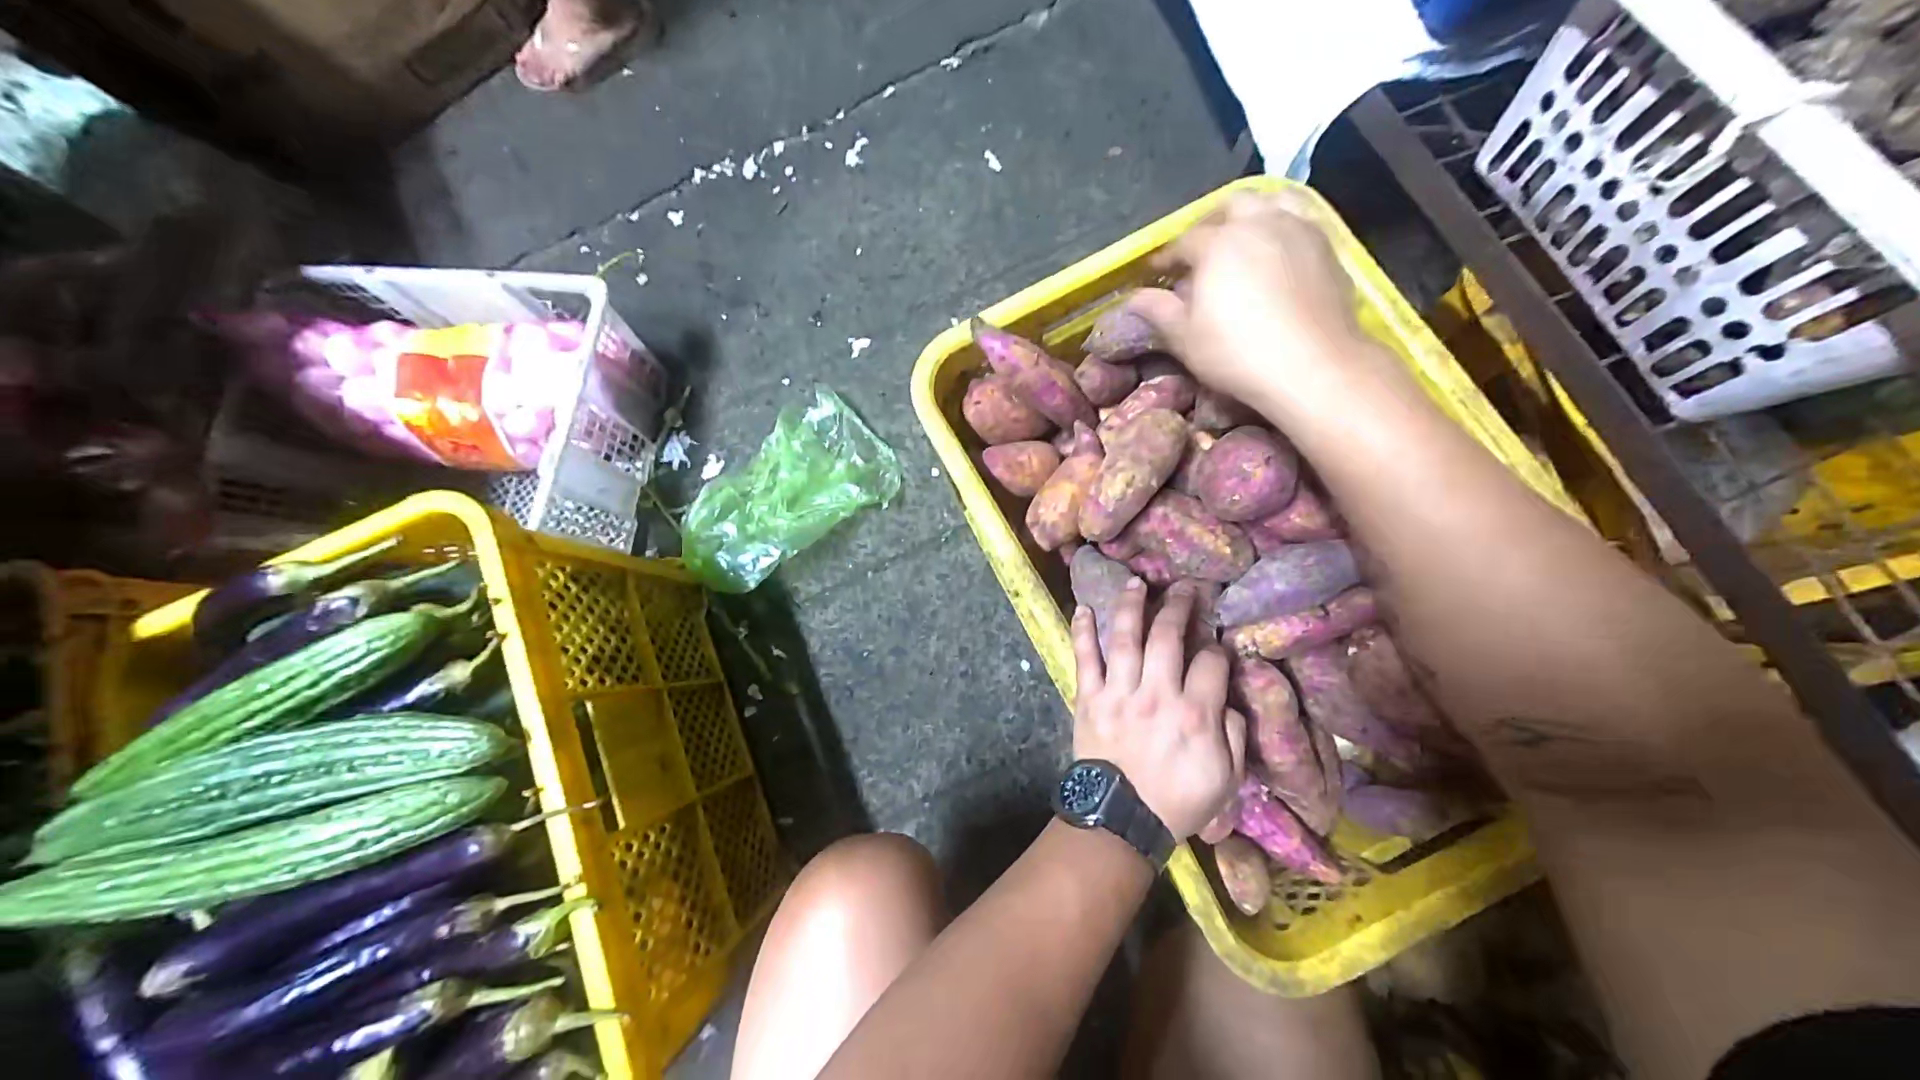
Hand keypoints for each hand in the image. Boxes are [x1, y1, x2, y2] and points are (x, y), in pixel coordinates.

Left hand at [1071, 578, 1244, 838]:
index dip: (1217, 646)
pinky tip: (1083, 608)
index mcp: (1196, 713)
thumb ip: (1234, 735)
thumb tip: (1229, 700)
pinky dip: (1082, 632)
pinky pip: (1084, 658)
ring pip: (1125, 638)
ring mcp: (1119, 693)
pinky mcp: (1089, 698)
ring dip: (1131, 606)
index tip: (1216, 641)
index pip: (1211, 662)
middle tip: (1184, 588)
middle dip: (1179, 607)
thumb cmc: (1178, 800)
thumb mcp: (1226, 778)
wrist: (1121, 818)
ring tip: (1136, 583)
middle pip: (1168, 637)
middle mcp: (1157, 693)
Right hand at [1127, 190, 1365, 407]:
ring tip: (1242, 238)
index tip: (1156, 271)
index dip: (1166, 256)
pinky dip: (1282, 226)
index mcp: (1218, 243)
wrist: (1312, 366)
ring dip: (1251, 214)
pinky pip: (1300, 219)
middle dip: (1210, 223)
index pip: (1184, 241)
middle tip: (1200, 249)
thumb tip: (1134, 298)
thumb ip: (1158, 311)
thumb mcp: (1185, 338)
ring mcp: (1297, 229)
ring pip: (1272, 201)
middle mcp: (1258, 223)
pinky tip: (1276, 250)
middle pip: (1230, 206)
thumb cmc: (1237, 353)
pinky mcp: (1327, 245)